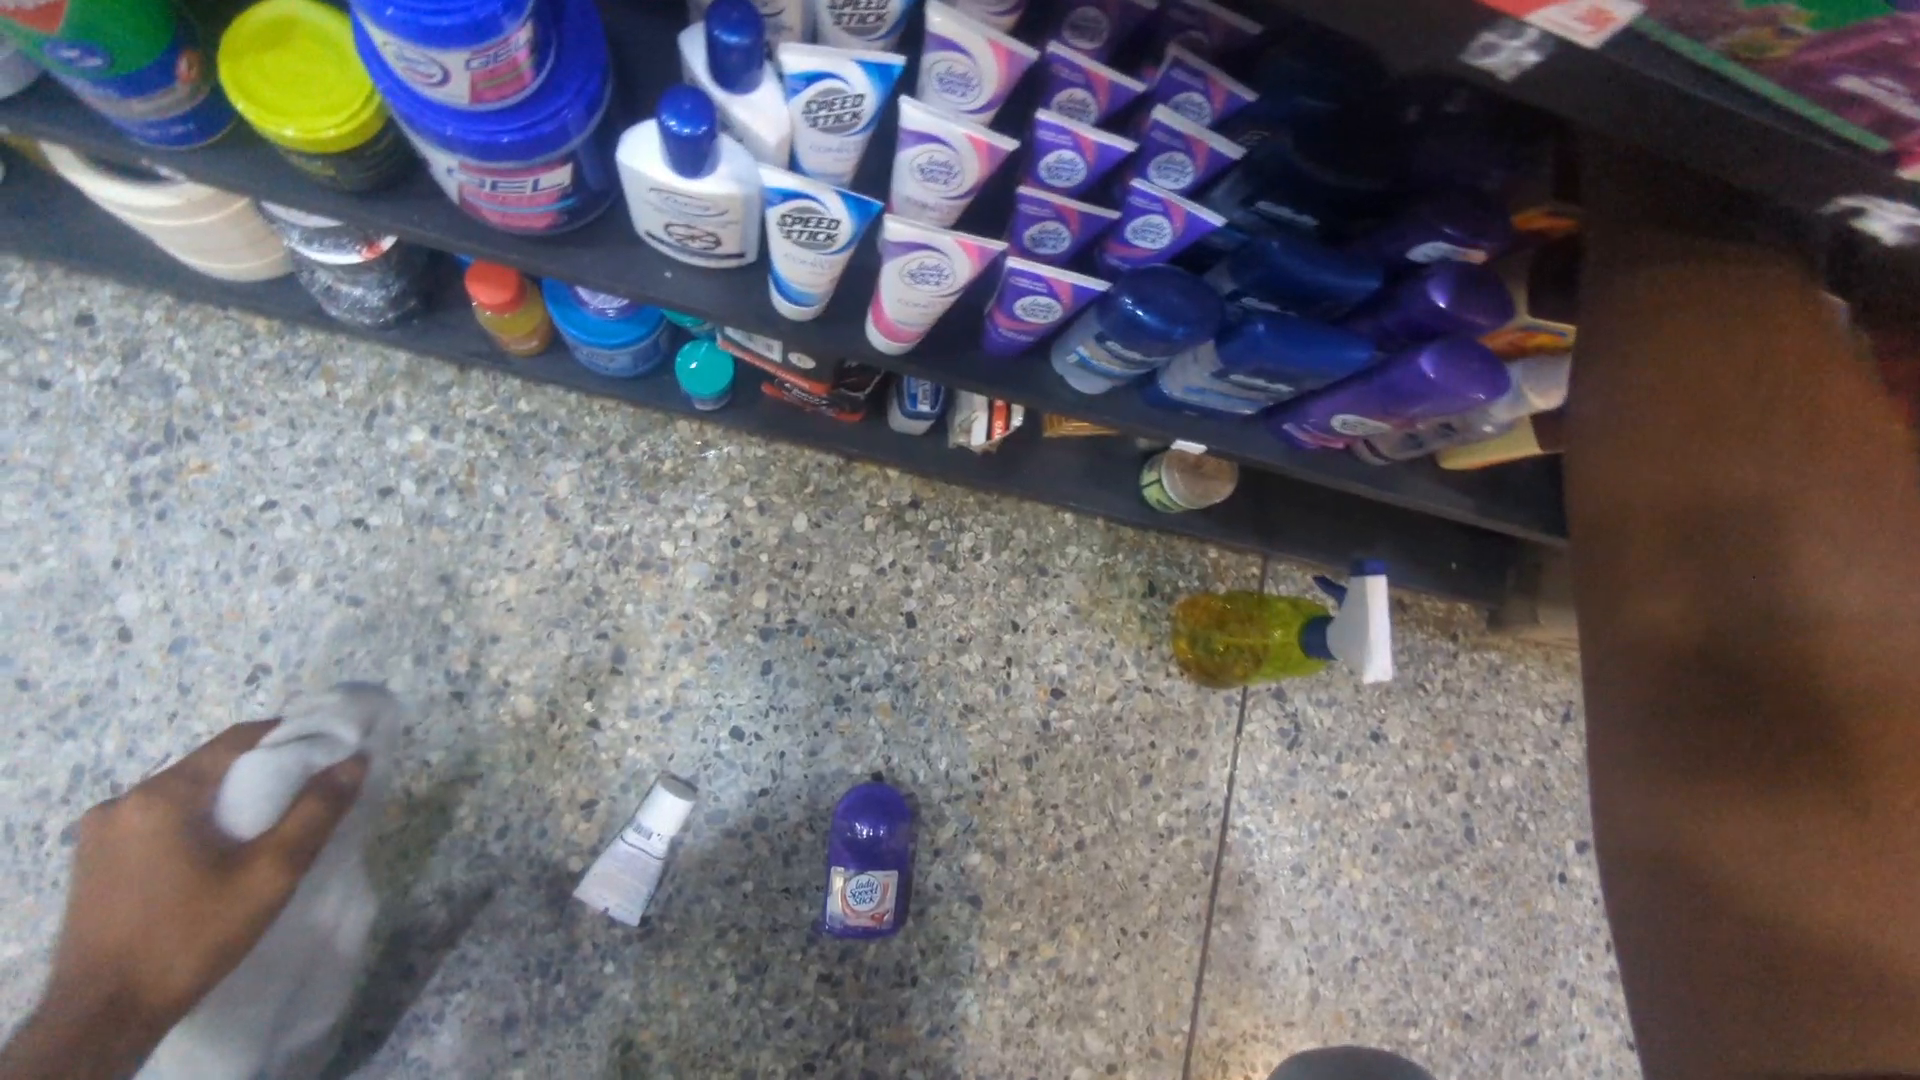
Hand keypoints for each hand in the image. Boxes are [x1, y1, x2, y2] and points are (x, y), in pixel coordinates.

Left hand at [43, 721, 367, 1038]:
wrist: (104, 1017)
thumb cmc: (193, 935)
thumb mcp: (273, 872)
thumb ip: (318, 810)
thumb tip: (356, 760)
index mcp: (159, 796)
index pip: (238, 740)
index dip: (293, 736)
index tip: (335, 748)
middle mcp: (121, 804)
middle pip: (212, 766)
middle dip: (266, 772)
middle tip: (314, 790)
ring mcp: (101, 834)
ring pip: (189, 795)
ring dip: (234, 799)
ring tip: (278, 823)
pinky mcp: (96, 862)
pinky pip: (164, 820)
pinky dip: (205, 821)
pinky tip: (229, 849)